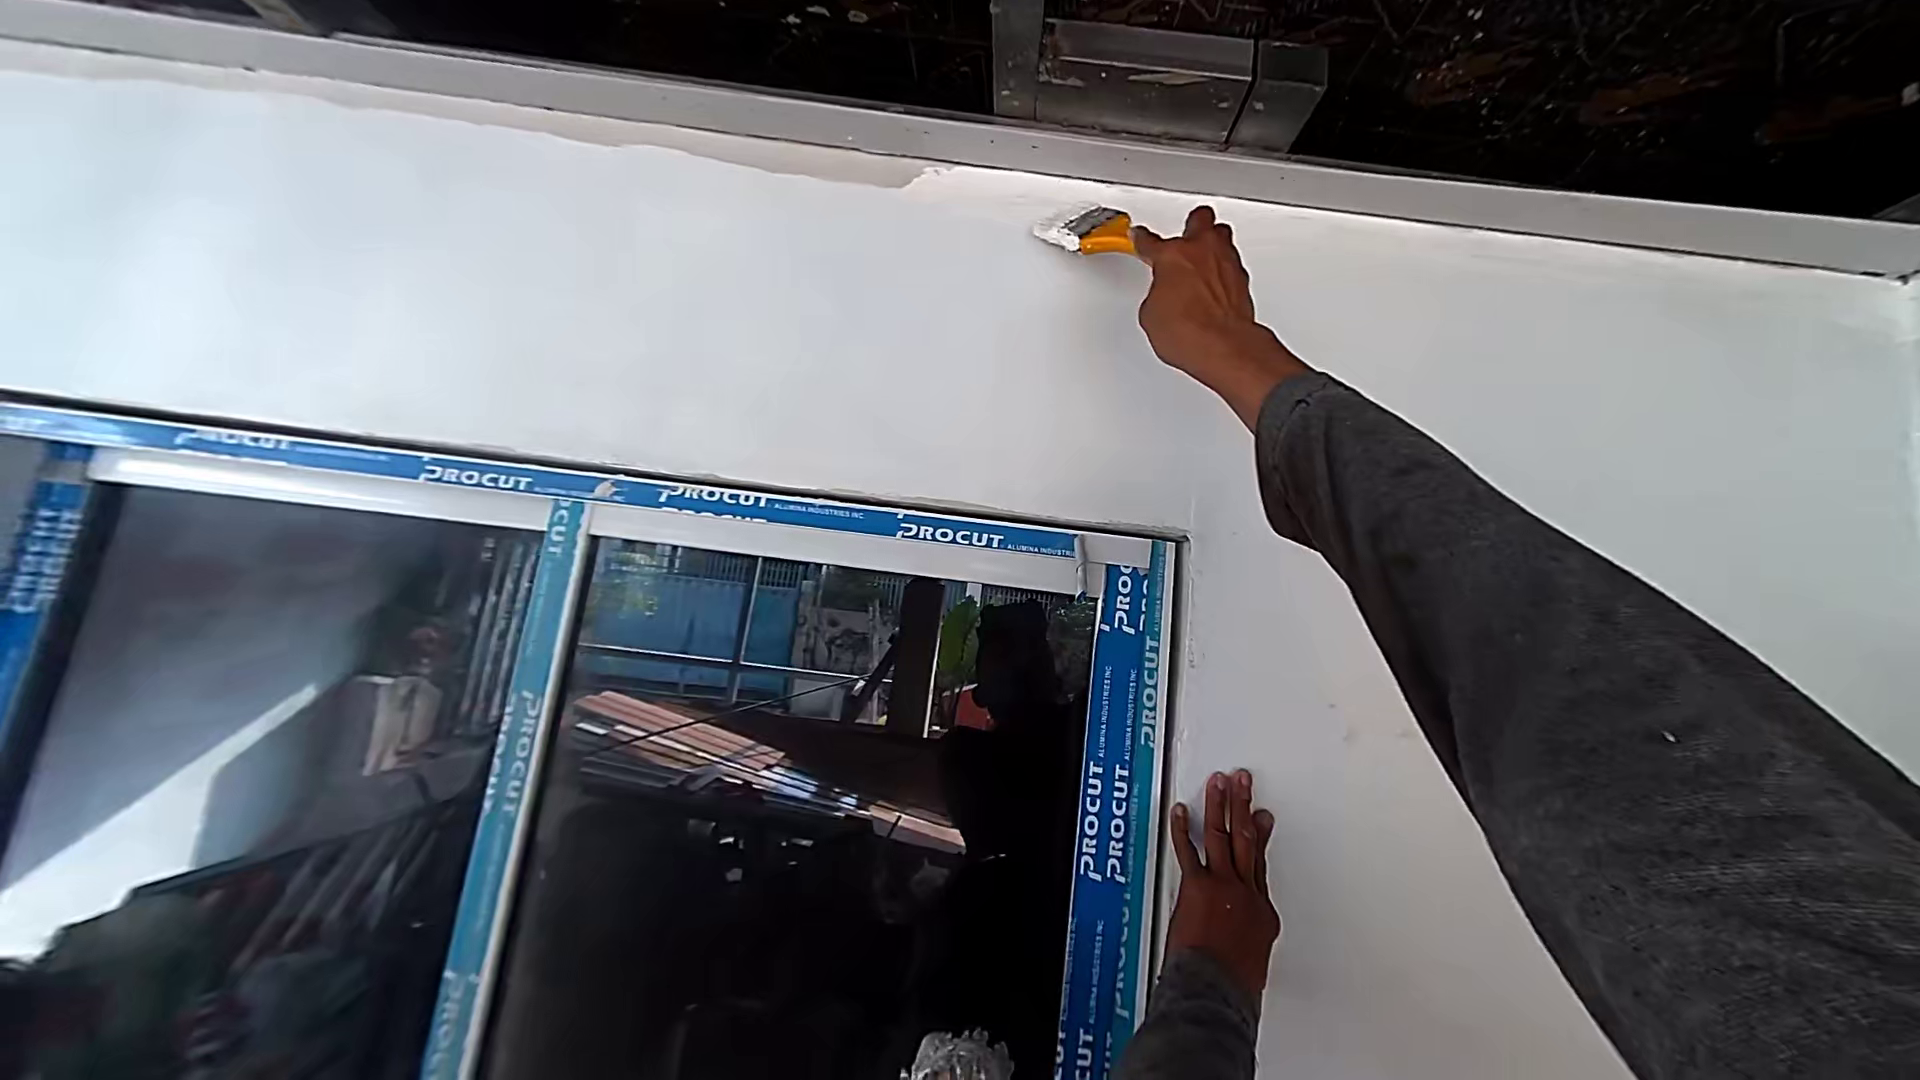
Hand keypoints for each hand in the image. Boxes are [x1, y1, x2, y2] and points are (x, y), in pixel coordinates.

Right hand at [1132, 207, 1310, 428]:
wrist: (1222, 345)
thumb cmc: (1189, 330)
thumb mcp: (1151, 315)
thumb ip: (1156, 295)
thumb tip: (1163, 296)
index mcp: (1172, 256)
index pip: (1151, 241)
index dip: (1142, 239)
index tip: (1140, 237)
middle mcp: (1202, 250)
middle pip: (1199, 218)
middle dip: (1190, 224)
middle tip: (1183, 234)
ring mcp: (1226, 261)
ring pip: (1221, 234)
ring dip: (1211, 241)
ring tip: (1202, 255)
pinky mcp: (1242, 278)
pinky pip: (1231, 261)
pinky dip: (1222, 267)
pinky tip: (1215, 280)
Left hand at [1165, 769, 1280, 999]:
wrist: (1217, 990)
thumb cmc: (1234, 982)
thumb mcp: (1254, 956)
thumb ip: (1246, 932)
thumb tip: (1237, 930)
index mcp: (1261, 910)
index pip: (1260, 862)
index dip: (1260, 834)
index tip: (1260, 814)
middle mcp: (1244, 891)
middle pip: (1246, 839)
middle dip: (1243, 806)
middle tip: (1243, 780)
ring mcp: (1220, 885)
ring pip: (1221, 836)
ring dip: (1219, 805)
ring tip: (1218, 782)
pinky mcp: (1197, 885)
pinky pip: (1187, 850)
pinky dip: (1181, 828)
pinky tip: (1179, 809)